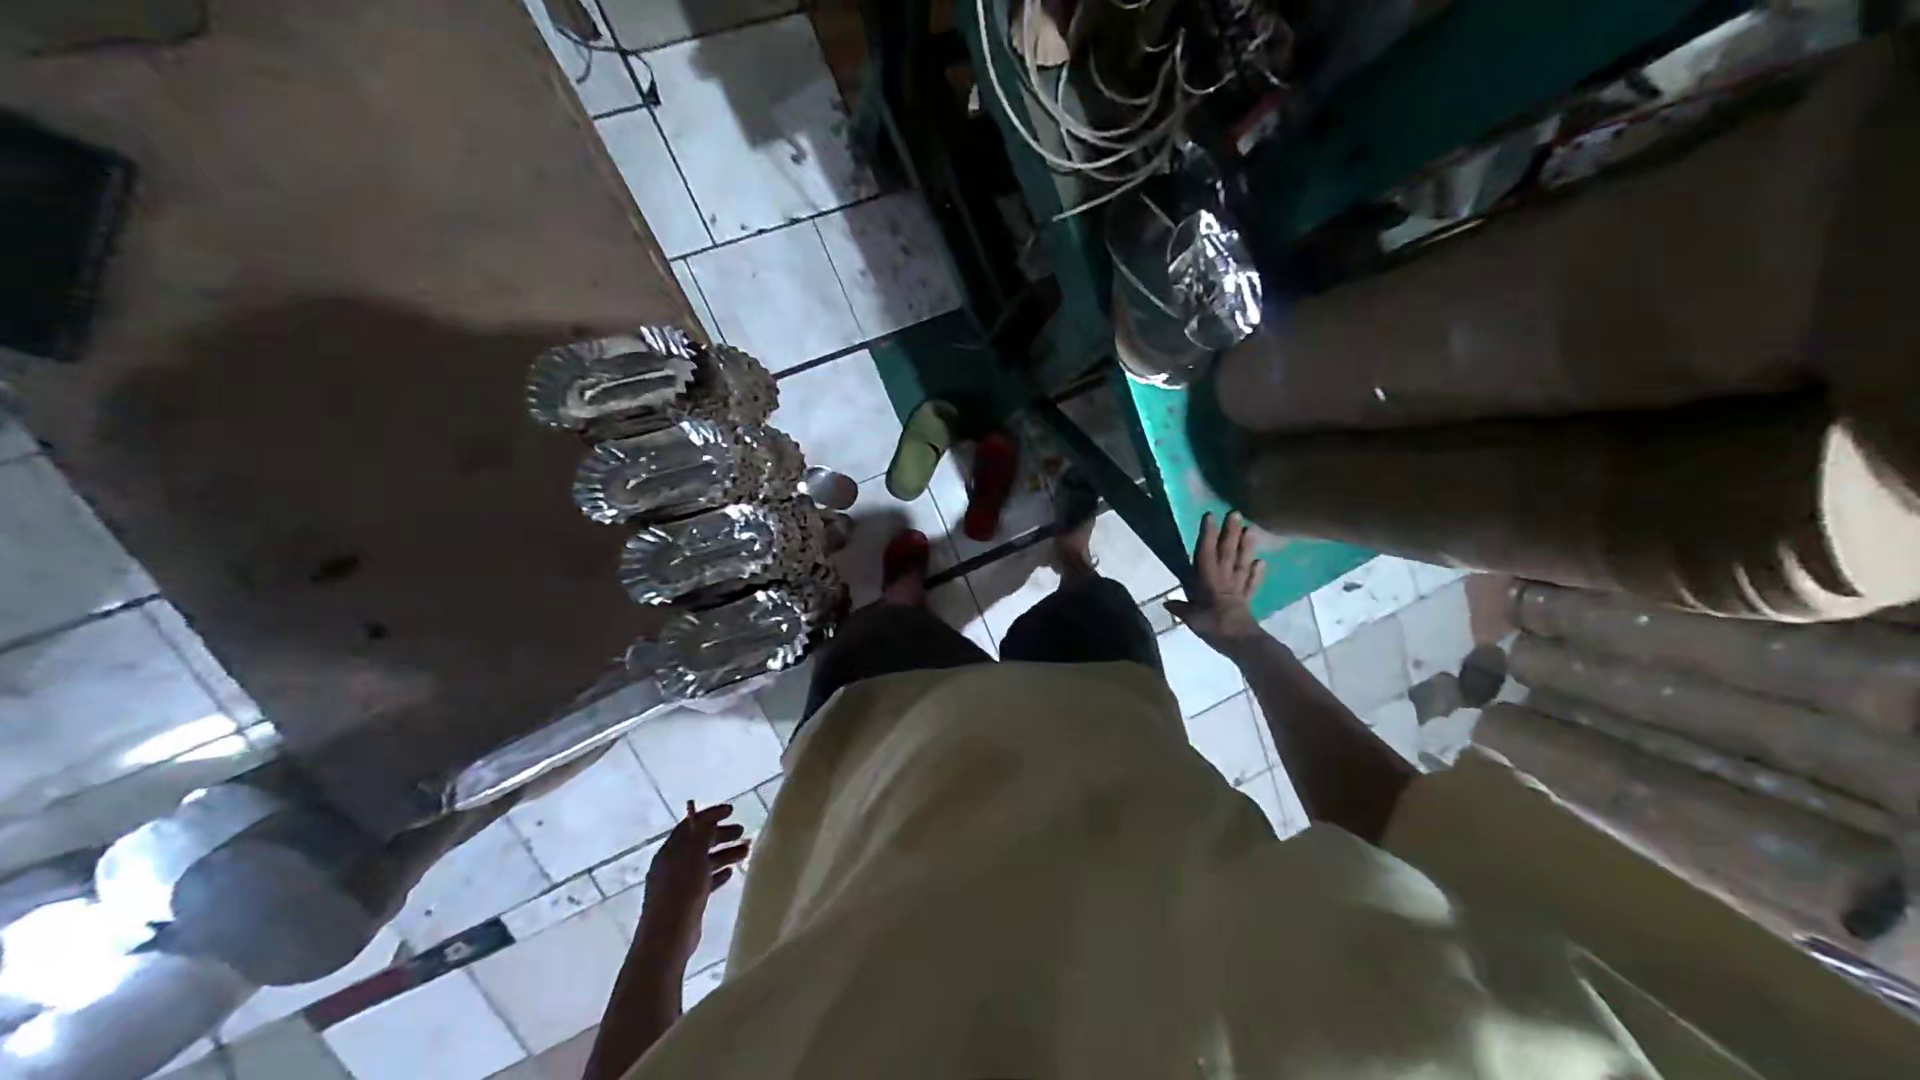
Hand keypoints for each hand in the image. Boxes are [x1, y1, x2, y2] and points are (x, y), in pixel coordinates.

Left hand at [638, 802, 748, 964]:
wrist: (668, 938)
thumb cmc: (681, 892)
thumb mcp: (693, 856)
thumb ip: (700, 835)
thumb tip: (707, 818)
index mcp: (670, 851)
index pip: (691, 825)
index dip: (710, 815)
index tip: (732, 810)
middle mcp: (673, 864)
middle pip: (699, 842)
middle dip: (721, 834)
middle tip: (742, 831)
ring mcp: (679, 883)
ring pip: (705, 861)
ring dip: (725, 853)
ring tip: (746, 851)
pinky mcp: (687, 900)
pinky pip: (705, 880)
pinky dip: (718, 873)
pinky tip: (731, 873)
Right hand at [1166, 511, 1267, 657]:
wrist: (1241, 642)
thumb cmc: (1214, 627)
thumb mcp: (1191, 618)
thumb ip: (1181, 608)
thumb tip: (1166, 603)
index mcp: (1208, 581)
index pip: (1206, 553)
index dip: (1208, 534)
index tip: (1210, 516)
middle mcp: (1224, 579)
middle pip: (1227, 552)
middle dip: (1230, 532)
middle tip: (1236, 513)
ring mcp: (1238, 587)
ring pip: (1241, 562)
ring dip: (1246, 545)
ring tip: (1251, 529)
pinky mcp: (1247, 598)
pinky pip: (1252, 582)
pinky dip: (1257, 572)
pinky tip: (1261, 562)